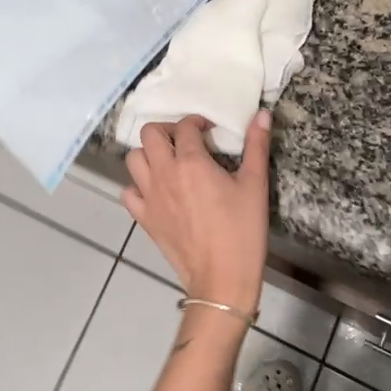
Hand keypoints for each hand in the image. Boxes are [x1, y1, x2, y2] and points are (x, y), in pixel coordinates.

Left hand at [122, 112, 271, 315]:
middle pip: (150, 134)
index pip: (185, 126)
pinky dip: (138, 186)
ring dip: (149, 154)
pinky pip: (128, 193)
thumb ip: (256, 146)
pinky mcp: (144, 219)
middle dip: (167, 130)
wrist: (222, 278)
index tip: (209, 132)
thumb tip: (262, 113)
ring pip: (134, 159)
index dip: (197, 122)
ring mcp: (150, 196)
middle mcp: (164, 173)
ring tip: (169, 162)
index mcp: (191, 162)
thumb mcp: (255, 185)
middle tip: (185, 141)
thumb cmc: (242, 230)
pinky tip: (156, 190)